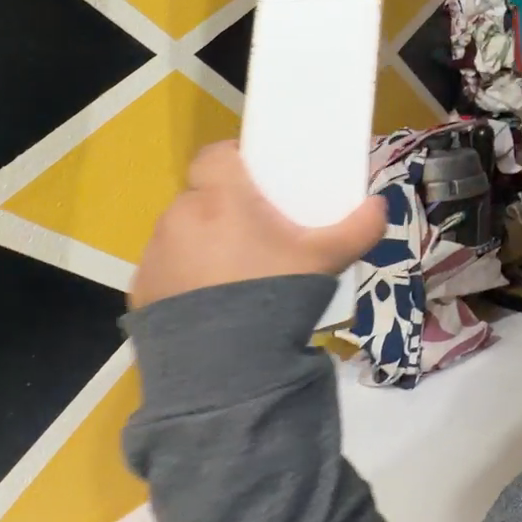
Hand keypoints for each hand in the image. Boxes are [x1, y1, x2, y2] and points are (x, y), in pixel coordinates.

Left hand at [129, 140, 389, 308]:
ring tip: (235, 266)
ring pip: (182, 230)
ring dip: (203, 238)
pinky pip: (166, 267)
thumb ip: (360, 228)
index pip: (216, 155)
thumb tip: (380, 205)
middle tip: (257, 227)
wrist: (225, 367)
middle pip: (202, 194)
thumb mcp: (329, 258)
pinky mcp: (142, 291)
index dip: (234, 158)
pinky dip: (185, 274)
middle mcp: (181, 217)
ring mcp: (155, 255)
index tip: (257, 175)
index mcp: (222, 197)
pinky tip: (213, 298)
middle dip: (224, 204)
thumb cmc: (276, 292)